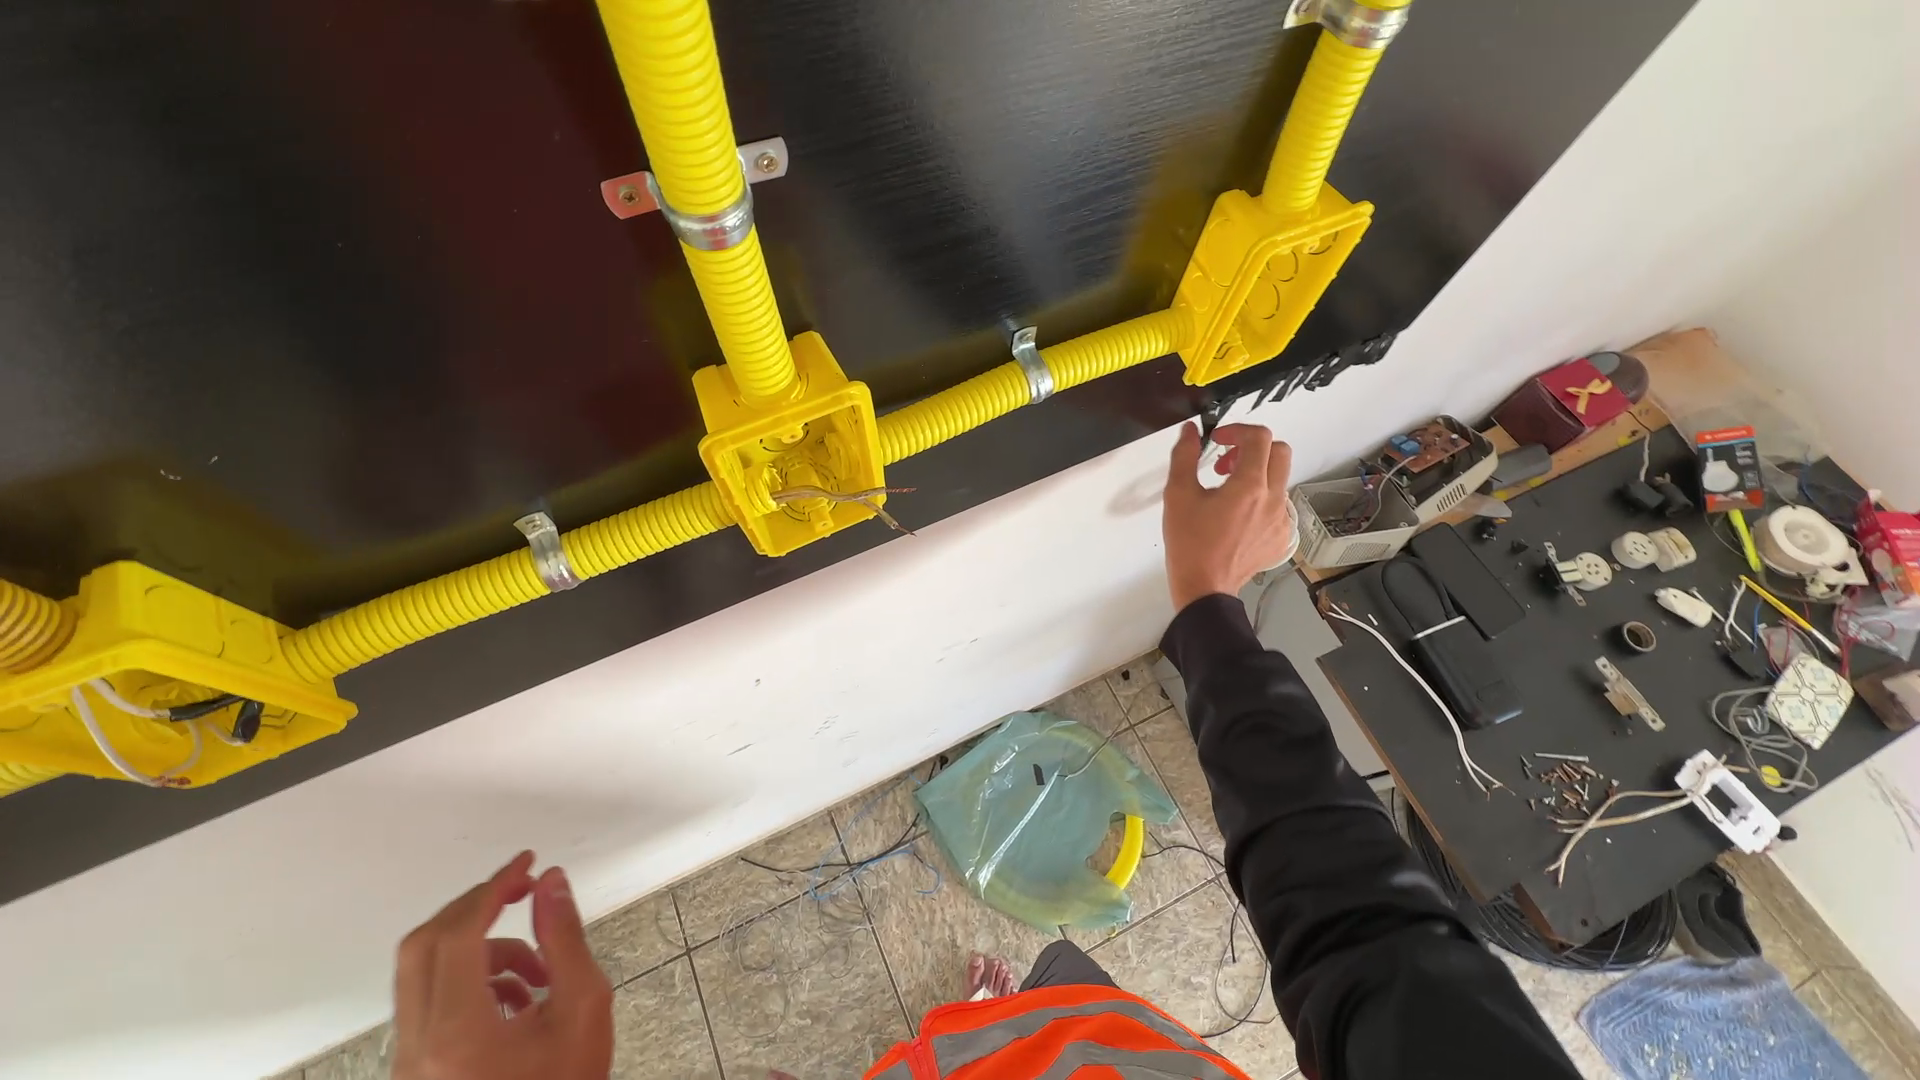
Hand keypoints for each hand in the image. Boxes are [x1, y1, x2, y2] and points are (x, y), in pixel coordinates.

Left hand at [391, 852, 613, 1079]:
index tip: (530, 863)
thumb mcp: (583, 1007)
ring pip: (423, 972)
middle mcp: (418, 1044)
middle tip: (523, 891)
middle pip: (423, 945)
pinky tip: (520, 999)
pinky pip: (429, 1001)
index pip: (458, 933)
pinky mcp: (415, 1069)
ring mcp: (409, 1060)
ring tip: (539, 968)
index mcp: (458, 1030)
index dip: (494, 886)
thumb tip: (552, 881)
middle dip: (475, 906)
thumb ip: (564, 938)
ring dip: (480, 948)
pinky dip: (470, 979)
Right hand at [1162, 422, 1294, 610]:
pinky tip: (1237, 515)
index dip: (1237, 430)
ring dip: (1256, 474)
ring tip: (1227, 492)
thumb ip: (1184, 456)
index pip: (1260, 437)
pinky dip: (1261, 499)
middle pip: (1280, 452)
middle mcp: (1273, 499)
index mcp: (1250, 486)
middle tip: (1227, 462)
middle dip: (1253, 449)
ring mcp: (1281, 519)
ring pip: (1279, 479)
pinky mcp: (1282, 536)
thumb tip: (1190, 432)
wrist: (1205, 587)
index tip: (1219, 440)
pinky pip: (1278, 505)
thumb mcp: (1178, 495)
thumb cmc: (1190, 544)